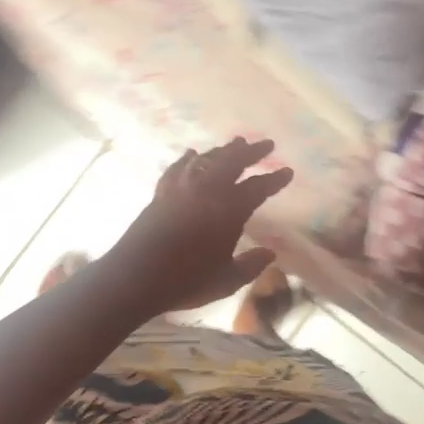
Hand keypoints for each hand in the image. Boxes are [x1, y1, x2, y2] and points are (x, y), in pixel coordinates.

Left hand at [105, 138, 295, 315]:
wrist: (135, 277)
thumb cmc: (186, 281)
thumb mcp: (226, 281)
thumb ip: (250, 266)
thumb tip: (269, 254)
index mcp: (229, 210)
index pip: (258, 188)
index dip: (274, 179)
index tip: (288, 171)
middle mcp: (206, 191)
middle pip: (233, 162)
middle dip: (252, 152)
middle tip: (266, 144)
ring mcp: (181, 189)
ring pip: (206, 160)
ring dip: (223, 150)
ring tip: (236, 143)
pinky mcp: (161, 194)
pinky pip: (178, 169)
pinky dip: (188, 160)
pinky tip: (191, 155)